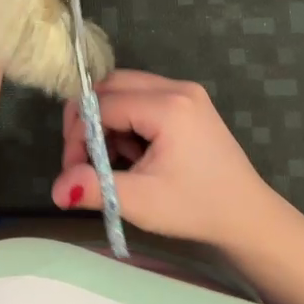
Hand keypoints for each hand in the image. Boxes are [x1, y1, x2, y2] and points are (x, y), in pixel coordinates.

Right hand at [52, 70, 279, 247]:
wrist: (247, 217)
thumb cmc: (197, 208)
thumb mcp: (142, 201)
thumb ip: (96, 188)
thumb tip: (55, 190)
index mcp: (168, 107)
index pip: (102, 105)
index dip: (79, 135)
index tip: (73, 169)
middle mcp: (177, 88)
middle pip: (111, 86)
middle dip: (87, 120)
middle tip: (80, 157)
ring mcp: (185, 93)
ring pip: (124, 90)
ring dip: (105, 121)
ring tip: (107, 161)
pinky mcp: (188, 103)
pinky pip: (141, 99)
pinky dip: (125, 121)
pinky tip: (129, 155)